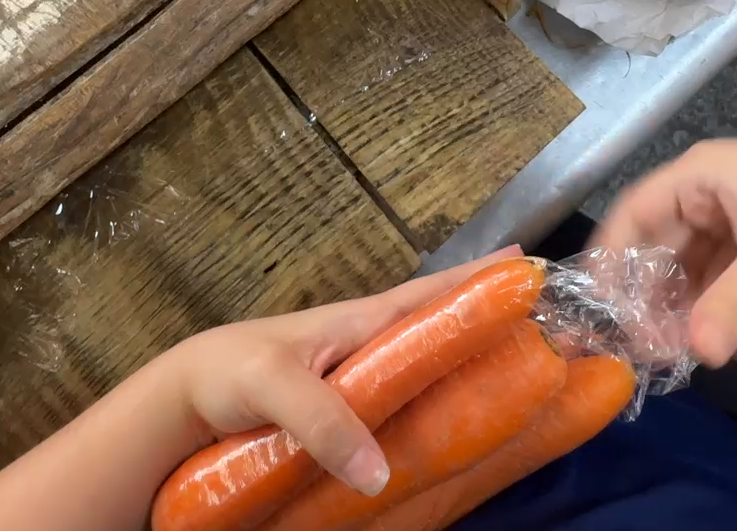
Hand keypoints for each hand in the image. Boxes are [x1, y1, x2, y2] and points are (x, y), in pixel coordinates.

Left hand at [154, 246, 523, 496]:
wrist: (189, 403)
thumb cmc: (231, 370)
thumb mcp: (270, 382)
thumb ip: (320, 417)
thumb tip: (380, 473)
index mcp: (361, 321)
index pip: (429, 293)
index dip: (477, 279)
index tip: (526, 263)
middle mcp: (372, 348)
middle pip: (442, 330)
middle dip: (491, 324)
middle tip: (547, 333)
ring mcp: (363, 384)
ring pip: (429, 372)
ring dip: (470, 370)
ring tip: (520, 382)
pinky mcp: (349, 420)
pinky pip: (407, 413)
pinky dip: (436, 415)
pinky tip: (457, 438)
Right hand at [592, 139, 736, 364]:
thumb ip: (733, 305)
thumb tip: (695, 355)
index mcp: (699, 173)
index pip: (634, 210)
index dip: (611, 255)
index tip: (598, 305)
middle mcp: (705, 188)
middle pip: (657, 238)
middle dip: (646, 288)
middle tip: (638, 342)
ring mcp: (730, 211)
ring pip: (684, 257)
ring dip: (675, 299)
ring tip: (664, 348)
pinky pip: (713, 266)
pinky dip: (704, 297)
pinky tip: (697, 332)